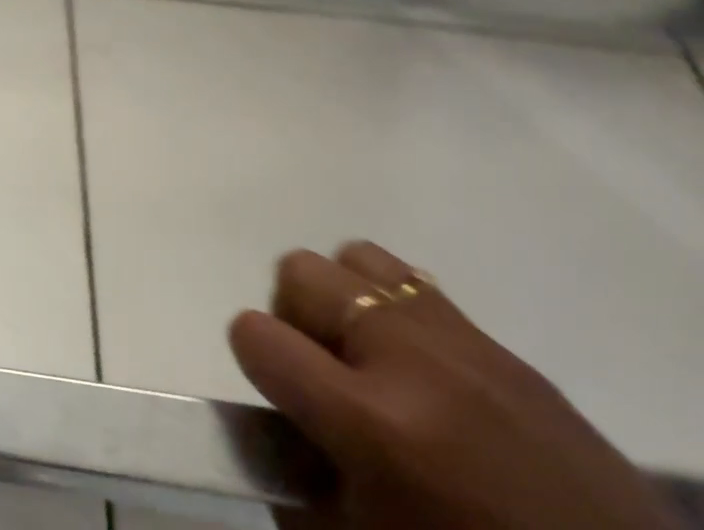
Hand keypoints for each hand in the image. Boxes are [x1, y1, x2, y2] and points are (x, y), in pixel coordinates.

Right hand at [230, 242, 683, 529]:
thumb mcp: (342, 528)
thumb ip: (285, 458)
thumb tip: (264, 410)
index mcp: (369, 420)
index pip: (256, 333)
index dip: (253, 356)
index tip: (273, 386)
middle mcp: (414, 363)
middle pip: (303, 272)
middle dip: (295, 316)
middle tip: (321, 369)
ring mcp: (467, 346)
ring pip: (360, 258)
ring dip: (349, 303)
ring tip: (369, 358)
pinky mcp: (507, 347)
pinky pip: (421, 291)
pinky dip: (401, 318)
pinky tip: (422, 371)